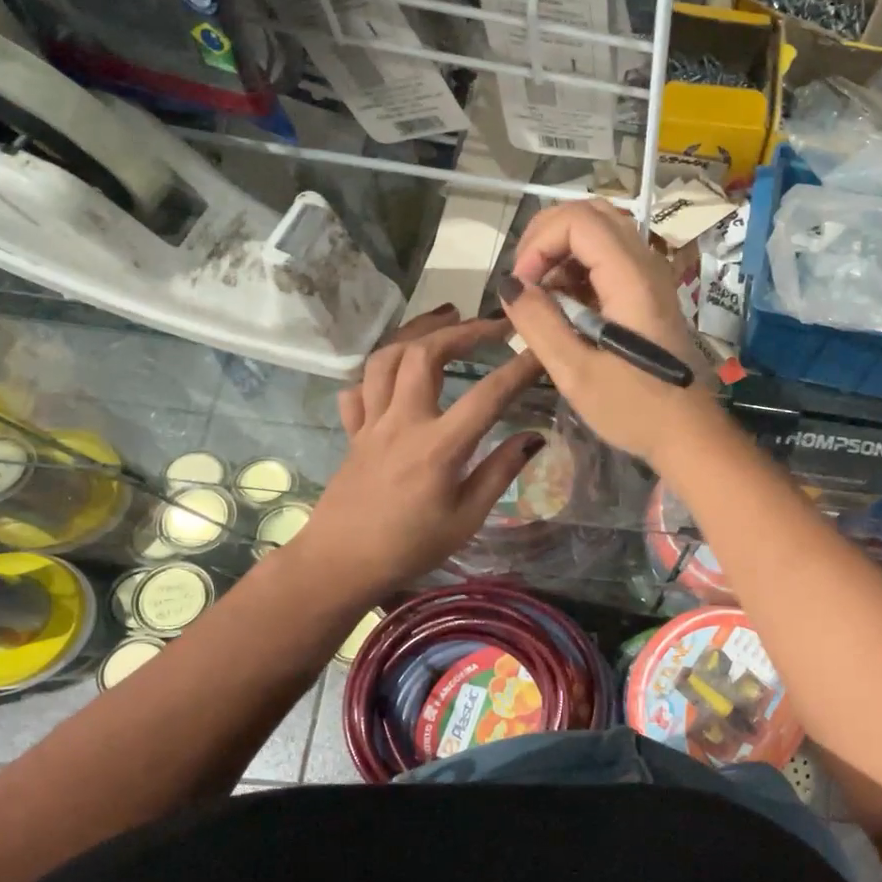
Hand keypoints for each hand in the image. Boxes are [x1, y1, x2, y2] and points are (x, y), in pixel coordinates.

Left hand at [284, 307, 544, 601]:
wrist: (340, 563)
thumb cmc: (410, 547)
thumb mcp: (467, 518)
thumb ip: (500, 472)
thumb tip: (534, 438)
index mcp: (438, 447)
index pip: (487, 396)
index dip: (518, 370)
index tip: (542, 351)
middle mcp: (403, 422)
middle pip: (425, 354)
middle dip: (462, 331)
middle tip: (493, 325)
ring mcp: (372, 424)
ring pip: (386, 358)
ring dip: (417, 331)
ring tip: (445, 317)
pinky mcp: (354, 433)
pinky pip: (360, 387)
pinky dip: (379, 369)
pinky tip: (396, 367)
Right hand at [497, 199, 720, 462]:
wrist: (689, 434)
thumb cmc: (634, 409)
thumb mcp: (576, 373)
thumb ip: (539, 323)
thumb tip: (510, 286)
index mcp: (631, 279)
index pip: (579, 220)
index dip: (540, 241)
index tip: (524, 286)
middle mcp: (647, 267)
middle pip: (592, 214)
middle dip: (548, 237)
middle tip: (526, 280)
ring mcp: (653, 280)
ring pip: (604, 234)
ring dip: (564, 252)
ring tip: (543, 297)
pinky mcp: (651, 297)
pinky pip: (613, 260)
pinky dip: (581, 269)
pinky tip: (567, 308)